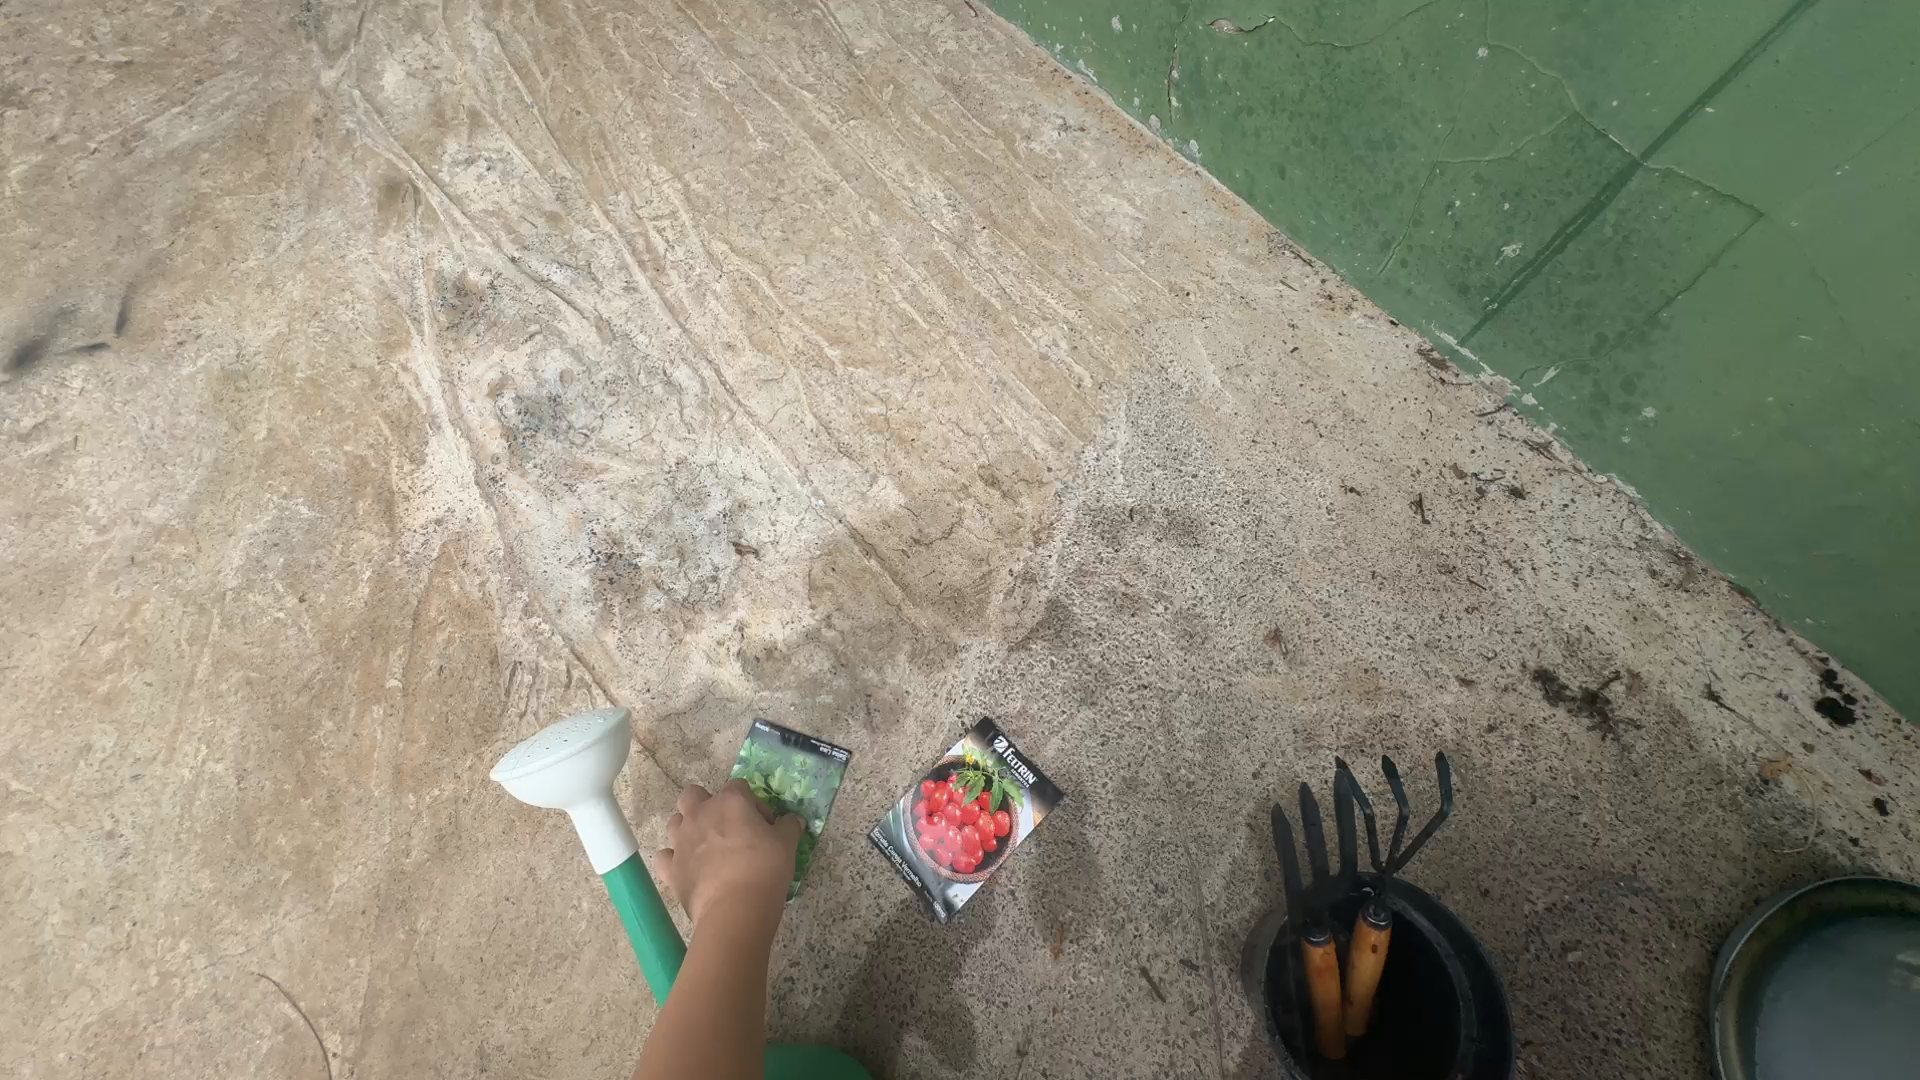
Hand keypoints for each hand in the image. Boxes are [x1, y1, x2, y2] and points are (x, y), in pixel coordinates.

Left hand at [657, 779, 801, 928]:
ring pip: (674, 822)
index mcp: (730, 801)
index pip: (739, 787)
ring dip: (687, 828)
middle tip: (725, 826)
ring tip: (706, 846)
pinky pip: (664, 857)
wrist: (735, 909)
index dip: (753, 803)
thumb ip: (789, 826)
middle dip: (706, 804)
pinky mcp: (670, 869)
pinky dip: (672, 860)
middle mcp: (701, 814)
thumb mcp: (787, 843)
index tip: (764, 824)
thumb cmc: (765, 868)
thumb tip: (793, 820)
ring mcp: (681, 841)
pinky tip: (686, 868)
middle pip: (693, 795)